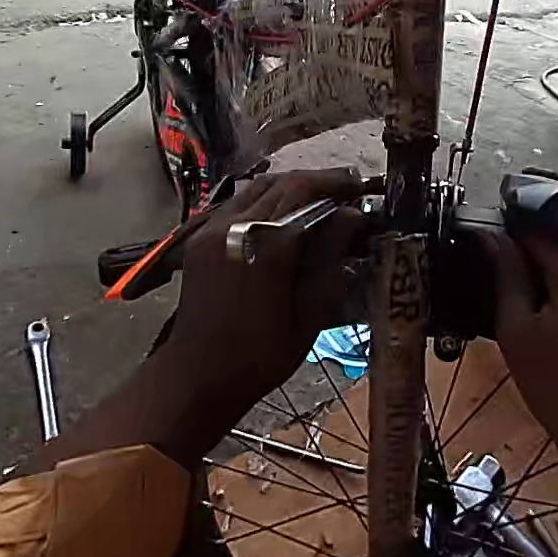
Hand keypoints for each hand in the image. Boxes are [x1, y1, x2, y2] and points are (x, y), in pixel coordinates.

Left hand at [29, 168, 364, 474]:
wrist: (197, 375)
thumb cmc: (260, 356)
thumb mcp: (308, 315)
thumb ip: (330, 260)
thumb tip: (352, 217)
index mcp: (265, 245)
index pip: (302, 190)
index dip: (334, 182)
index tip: (360, 186)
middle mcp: (234, 225)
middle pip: (280, 182)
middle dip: (316, 181)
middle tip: (345, 192)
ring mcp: (213, 228)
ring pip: (256, 187)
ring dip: (289, 186)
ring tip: (318, 200)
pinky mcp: (201, 236)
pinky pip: (238, 203)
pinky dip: (265, 199)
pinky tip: (282, 215)